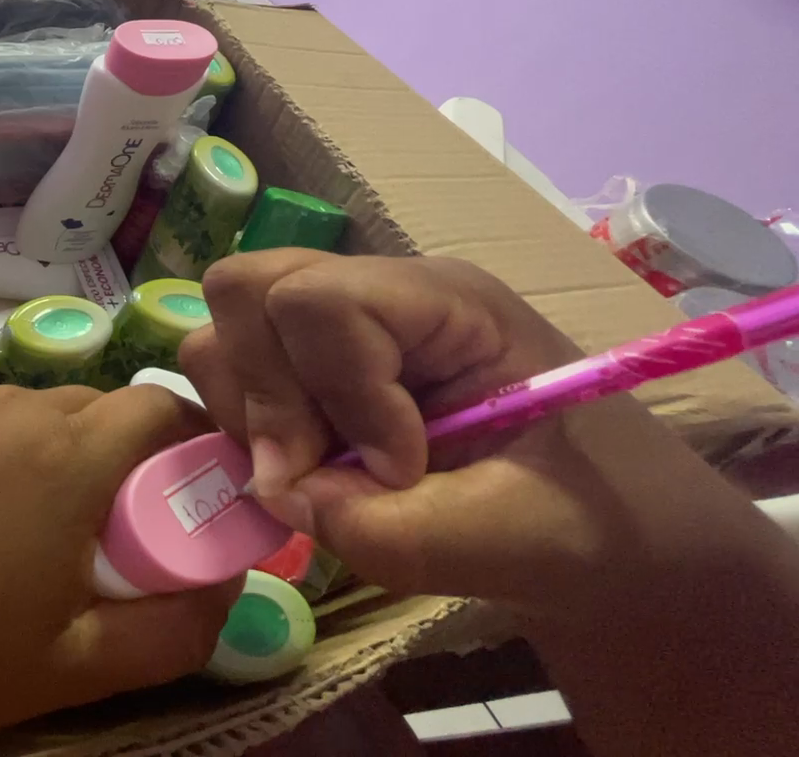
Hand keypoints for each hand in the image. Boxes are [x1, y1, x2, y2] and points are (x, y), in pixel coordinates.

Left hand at [0, 381, 241, 746]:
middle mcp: (8, 408)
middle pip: (94, 408)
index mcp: (64, 455)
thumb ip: (180, 622)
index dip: (187, 442)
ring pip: (33, 409)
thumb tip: (223, 574)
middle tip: (107, 528)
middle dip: (121, 454)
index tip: (188, 492)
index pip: (156, 408)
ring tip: (29, 521)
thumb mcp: (84, 664)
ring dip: (54, 448)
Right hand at [181, 250, 771, 617]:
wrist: (613, 534)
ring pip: (218, 329)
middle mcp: (369, 288)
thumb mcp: (511, 544)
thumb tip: (273, 492)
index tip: (393, 471)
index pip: (316, 300)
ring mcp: (325, 320)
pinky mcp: (295, 358)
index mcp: (444, 301)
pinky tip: (306, 462)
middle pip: (243, 287)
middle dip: (261, 388)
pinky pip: (223, 369)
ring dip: (247, 410)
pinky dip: (242, 423)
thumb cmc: (595, 526)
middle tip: (314, 465)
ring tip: (316, 468)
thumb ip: (383, 529)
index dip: (333, 388)